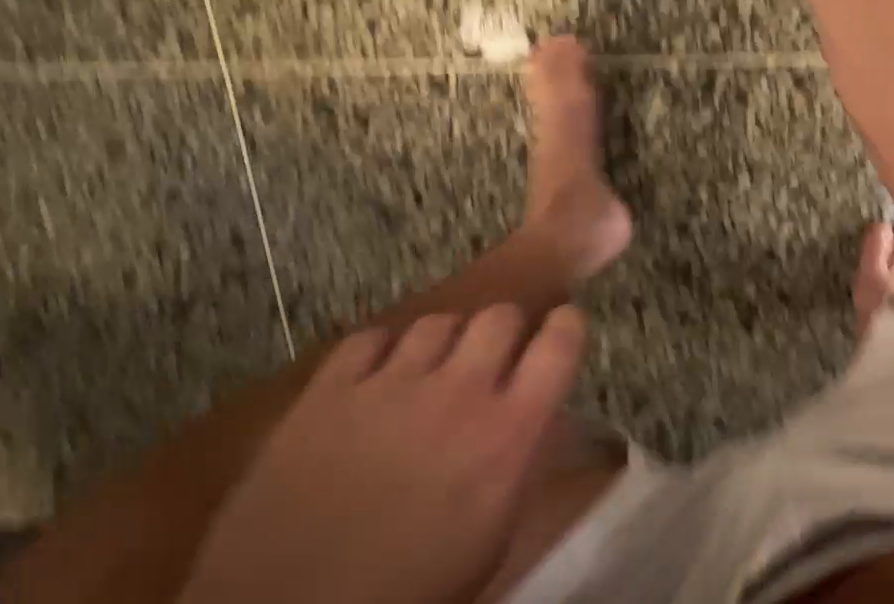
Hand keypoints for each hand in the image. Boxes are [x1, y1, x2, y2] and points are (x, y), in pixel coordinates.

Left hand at [177, 306, 585, 603]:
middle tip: (493, 363)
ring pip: (437, 321)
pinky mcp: (327, 392)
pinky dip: (381, 352)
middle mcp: (458, 393)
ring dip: (445, 343)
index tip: (561, 332)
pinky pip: (369, 339)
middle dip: (505, 332)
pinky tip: (376, 381)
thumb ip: (525, 467)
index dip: (566, 328)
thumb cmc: (411, 592)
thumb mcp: (493, 540)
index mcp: (509, 432)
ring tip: (431, 374)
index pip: (560, 342)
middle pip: (500, 316)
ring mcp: (389, 386)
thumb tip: (549, 423)